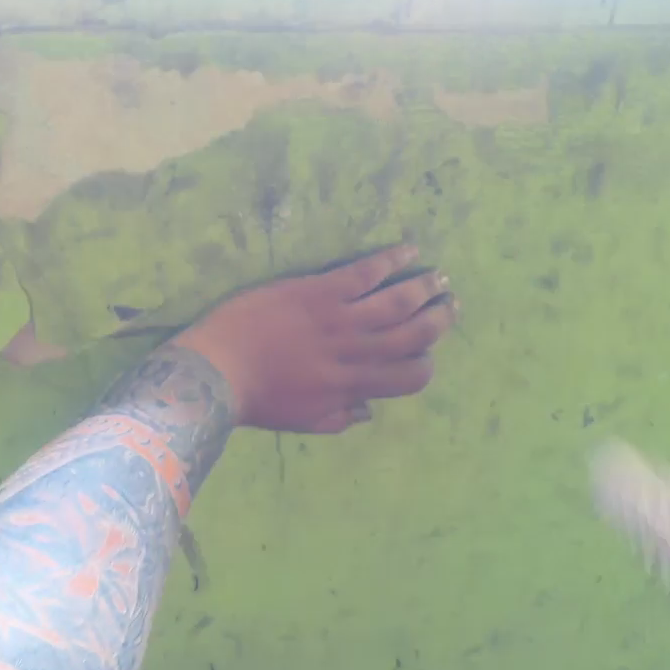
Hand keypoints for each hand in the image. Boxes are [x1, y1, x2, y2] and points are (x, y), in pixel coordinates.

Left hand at [170, 244, 456, 433]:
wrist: (218, 369)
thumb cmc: (256, 397)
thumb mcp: (302, 420)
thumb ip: (340, 417)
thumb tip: (369, 410)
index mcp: (351, 386)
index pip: (408, 378)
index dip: (425, 365)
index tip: (428, 354)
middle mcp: (354, 352)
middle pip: (412, 336)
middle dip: (438, 321)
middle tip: (451, 306)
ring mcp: (338, 319)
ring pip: (397, 302)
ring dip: (424, 288)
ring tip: (441, 277)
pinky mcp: (318, 291)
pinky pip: (364, 272)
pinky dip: (391, 260)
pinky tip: (408, 250)